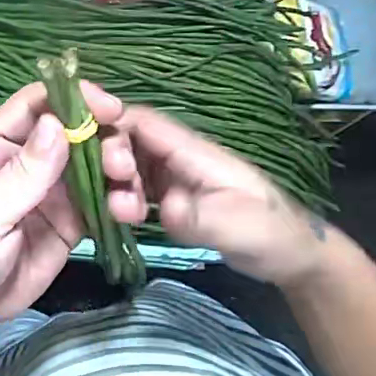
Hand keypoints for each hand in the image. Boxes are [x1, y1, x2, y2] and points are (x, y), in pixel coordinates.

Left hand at [0, 81, 140, 339]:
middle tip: (121, 160)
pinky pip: (102, 200)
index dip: (71, 97)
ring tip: (127, 188)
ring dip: (117, 167)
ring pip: (94, 163)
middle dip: (104, 136)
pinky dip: (120, 199)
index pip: (35, 106)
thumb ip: (21, 175)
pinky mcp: (72, 219)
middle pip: (74, 130)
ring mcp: (53, 189)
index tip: (108, 106)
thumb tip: (57, 125)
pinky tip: (130, 210)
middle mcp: (29, 159)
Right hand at [121, 106, 328, 286]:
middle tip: (114, 190)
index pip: (144, 123)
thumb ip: (196, 216)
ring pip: (131, 167)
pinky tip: (125, 220)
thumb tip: (162, 208)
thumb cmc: (267, 231)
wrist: (291, 253)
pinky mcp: (175, 199)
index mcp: (195, 152)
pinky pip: (139, 191)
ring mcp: (177, 179)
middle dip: (110, 159)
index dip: (111, 124)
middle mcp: (181, 159)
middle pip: (131, 142)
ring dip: (117, 185)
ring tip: (124, 214)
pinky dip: (125, 200)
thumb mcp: (234, 225)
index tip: (84, 144)